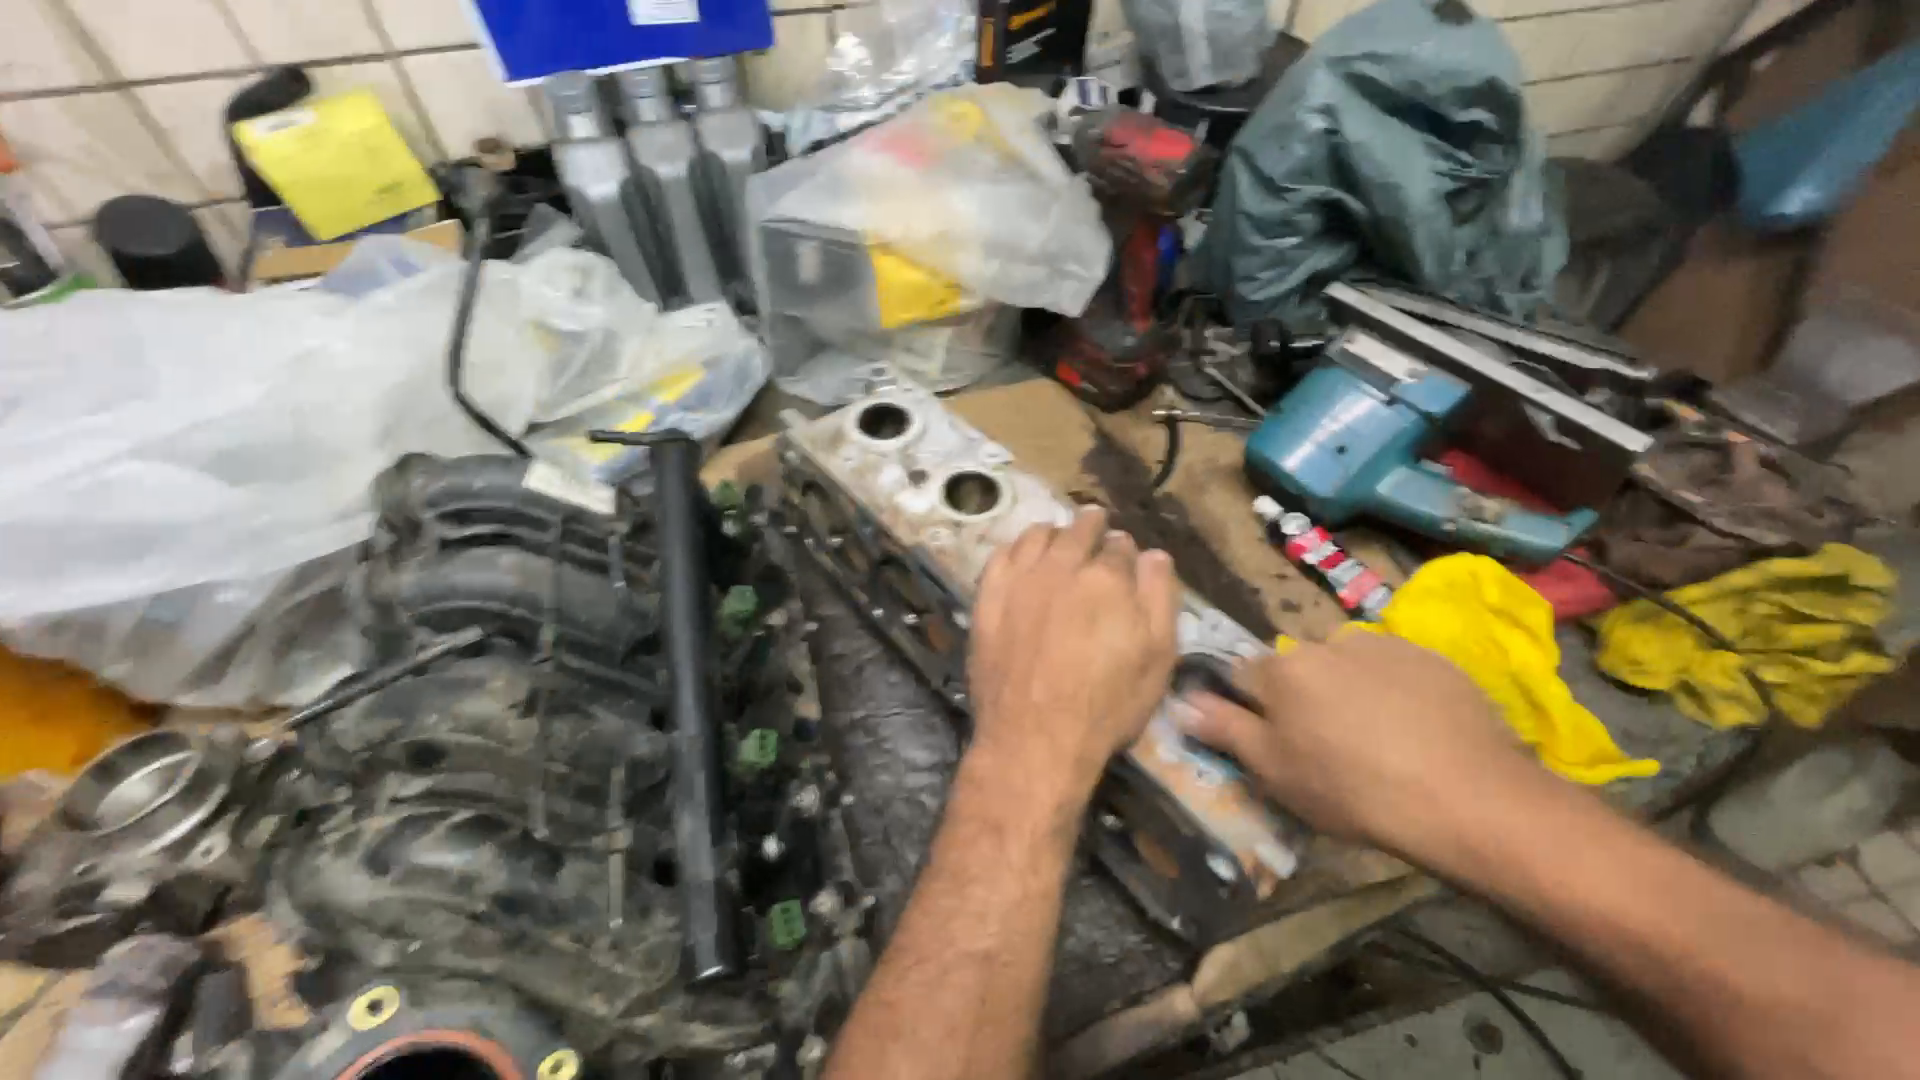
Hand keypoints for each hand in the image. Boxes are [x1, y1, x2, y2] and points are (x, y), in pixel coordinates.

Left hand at [967, 506, 1180, 810]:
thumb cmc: (1107, 706)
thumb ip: (1159, 599)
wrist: (1036, 738)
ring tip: (1057, 534)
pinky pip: (1000, 557)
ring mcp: (1019, 582)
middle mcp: (1062, 568)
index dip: (1124, 549)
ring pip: (1037, 537)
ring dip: (1053, 532)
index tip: (1124, 551)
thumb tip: (1154, 555)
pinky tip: (1020, 553)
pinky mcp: (988, 600)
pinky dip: (1015, 547)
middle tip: (1094, 521)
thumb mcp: (1157, 658)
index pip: (1120, 547)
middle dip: (1091, 524)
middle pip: (1078, 532)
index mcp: (1107, 579)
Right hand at [1178, 631, 1541, 858]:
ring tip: (1376, 741)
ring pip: (1345, 667)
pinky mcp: (1430, 657)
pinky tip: (1413, 731)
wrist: (1465, 796)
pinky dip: (1393, 692)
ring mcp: (1381, 645)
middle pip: (1297, 670)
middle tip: (1326, 748)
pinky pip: (1393, 669)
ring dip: (1347, 692)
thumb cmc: (1353, 789)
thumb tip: (1181, 702)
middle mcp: (1324, 643)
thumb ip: (1225, 730)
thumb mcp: (1275, 772)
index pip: (1243, 676)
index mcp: (1281, 671)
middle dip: (1302, 699)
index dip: (1251, 708)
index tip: (1271, 740)